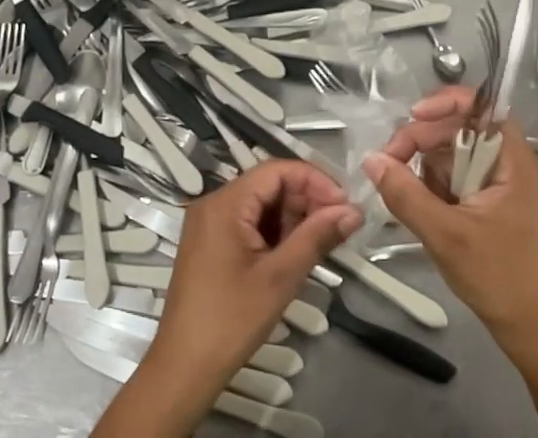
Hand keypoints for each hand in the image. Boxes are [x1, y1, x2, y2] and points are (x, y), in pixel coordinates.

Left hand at [150, 159, 362, 382]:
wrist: (184, 367)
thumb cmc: (231, 320)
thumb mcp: (281, 277)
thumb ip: (317, 236)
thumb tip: (353, 210)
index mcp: (225, 203)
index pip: (277, 170)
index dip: (315, 180)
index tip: (345, 205)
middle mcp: (213, 204)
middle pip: (268, 184)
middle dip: (307, 199)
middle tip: (339, 226)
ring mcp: (209, 225)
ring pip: (261, 205)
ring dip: (293, 217)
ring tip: (323, 241)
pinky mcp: (211, 245)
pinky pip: (249, 223)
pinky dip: (275, 232)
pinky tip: (296, 252)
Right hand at [362, 87, 537, 330]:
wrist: (526, 323)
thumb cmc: (495, 275)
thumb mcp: (444, 234)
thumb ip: (405, 194)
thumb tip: (371, 160)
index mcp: (514, 161)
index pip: (483, 107)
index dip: (447, 103)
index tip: (413, 117)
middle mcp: (510, 163)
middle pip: (461, 128)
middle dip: (423, 141)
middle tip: (390, 164)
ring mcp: (501, 181)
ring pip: (454, 152)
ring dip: (426, 167)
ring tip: (411, 195)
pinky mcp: (490, 200)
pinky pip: (456, 175)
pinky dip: (435, 185)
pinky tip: (425, 208)